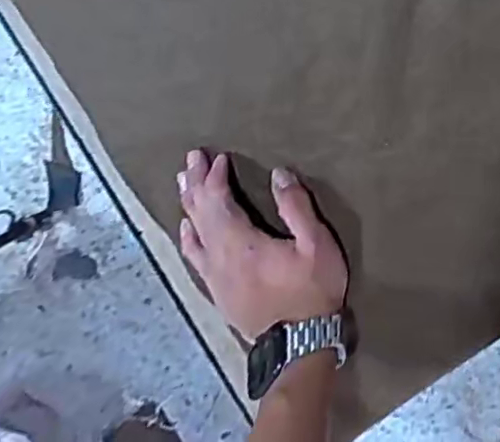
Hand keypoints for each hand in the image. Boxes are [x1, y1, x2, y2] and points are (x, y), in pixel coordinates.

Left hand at [177, 150, 347, 340]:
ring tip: (184, 183)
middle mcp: (220, 259)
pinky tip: (186, 228)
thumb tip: (279, 174)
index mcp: (242, 244)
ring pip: (194, 235)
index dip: (216, 179)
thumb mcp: (315, 243)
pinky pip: (194, 257)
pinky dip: (188, 238)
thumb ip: (296, 207)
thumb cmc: (312, 288)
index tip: (218, 157)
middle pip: (201, 216)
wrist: (299, 341)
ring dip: (189, 206)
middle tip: (190, 159)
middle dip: (196, 185)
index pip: (220, 204)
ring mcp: (215, 277)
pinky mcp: (217, 290)